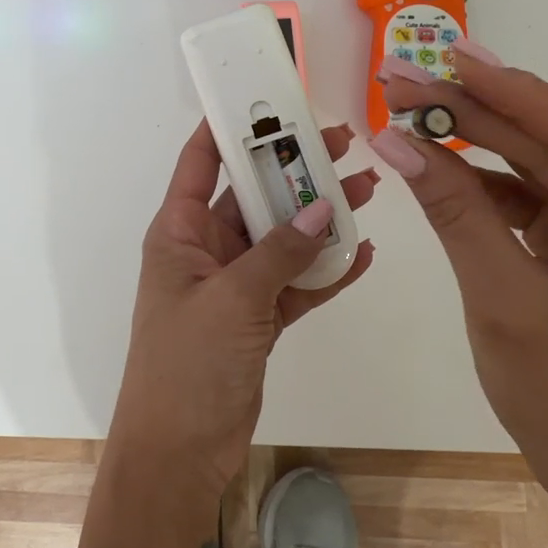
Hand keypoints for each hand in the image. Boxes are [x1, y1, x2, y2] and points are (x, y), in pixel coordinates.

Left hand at [79, 120, 377, 547]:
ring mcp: (234, 285)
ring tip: (367, 188)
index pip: (199, 162)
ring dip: (320, 217)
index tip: (264, 96)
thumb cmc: (187, 362)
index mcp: (179, 232)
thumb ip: (279, 253)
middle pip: (252, 196)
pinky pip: (296, 283)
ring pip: (281, 238)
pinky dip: (326, 270)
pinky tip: (365, 253)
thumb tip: (323, 209)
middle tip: (341, 141)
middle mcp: (205, 250)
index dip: (227, 127)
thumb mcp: (232, 299)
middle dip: (293, 170)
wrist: (179, 451)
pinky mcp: (258, 320)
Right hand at [371, 48, 547, 547]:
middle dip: (486, 108)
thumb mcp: (508, 305)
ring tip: (410, 99)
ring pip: (547, 161)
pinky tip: (433, 151)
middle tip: (410, 75)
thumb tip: (394, 142)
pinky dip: (482, 174)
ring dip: (477, 132)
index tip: (458, 61)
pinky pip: (534, 193)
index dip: (528, 97)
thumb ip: (456, 214)